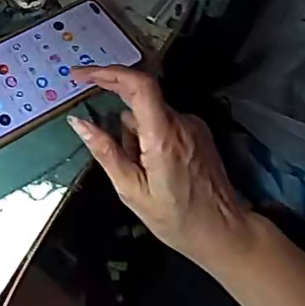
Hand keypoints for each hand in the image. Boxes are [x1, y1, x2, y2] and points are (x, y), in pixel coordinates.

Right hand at [66, 66, 258, 271]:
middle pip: (139, 93)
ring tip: (134, 166)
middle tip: (88, 110)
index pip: (139, 85)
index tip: (81, 75)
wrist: (225, 233)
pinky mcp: (197, 131)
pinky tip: (149, 163)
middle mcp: (181, 123)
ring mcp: (192, 126)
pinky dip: (147, 133)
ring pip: (148, 111)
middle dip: (110, 97)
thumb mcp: (131, 190)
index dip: (107, 72)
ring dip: (131, 127)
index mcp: (163, 137)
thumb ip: (104, 152)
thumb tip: (79, 122)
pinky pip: (161, 120)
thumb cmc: (177, 218)